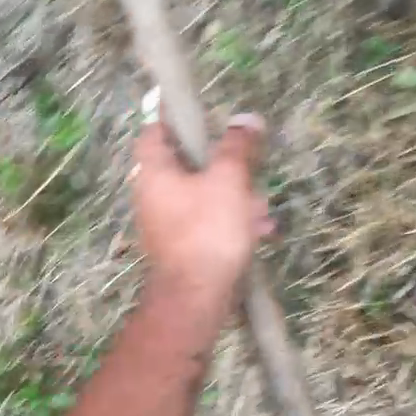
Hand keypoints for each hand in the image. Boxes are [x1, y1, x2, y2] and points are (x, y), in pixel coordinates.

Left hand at [131, 116, 272, 311]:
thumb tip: (247, 119)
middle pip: (188, 167)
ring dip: (235, 199)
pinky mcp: (182, 252)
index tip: (204, 115)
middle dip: (224, 167)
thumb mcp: (228, 179)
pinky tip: (260, 232)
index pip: (154, 131)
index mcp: (154, 173)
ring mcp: (166, 228)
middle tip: (251, 168)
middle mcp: (153, 198)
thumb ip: (238, 146)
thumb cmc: (207, 231)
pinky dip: (231, 225)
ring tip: (262, 208)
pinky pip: (208, 227)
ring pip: (203, 199)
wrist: (196, 299)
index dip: (177, 119)